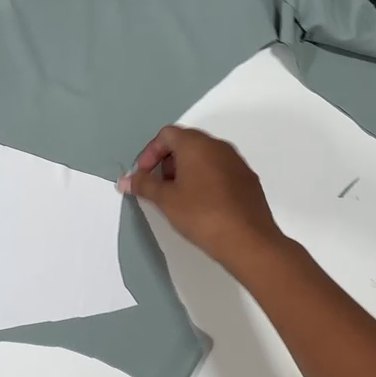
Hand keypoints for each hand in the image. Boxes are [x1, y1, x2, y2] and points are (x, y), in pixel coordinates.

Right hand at [117, 126, 286, 264]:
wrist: (249, 241)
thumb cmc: (201, 215)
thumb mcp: (165, 200)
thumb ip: (143, 185)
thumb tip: (125, 180)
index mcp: (196, 144)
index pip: (166, 135)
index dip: (149, 153)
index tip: (144, 176)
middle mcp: (218, 146)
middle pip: (186, 142)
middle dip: (167, 161)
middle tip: (160, 186)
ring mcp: (237, 162)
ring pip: (204, 156)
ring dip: (186, 170)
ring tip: (179, 196)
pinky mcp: (248, 179)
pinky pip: (220, 169)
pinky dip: (205, 178)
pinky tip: (202, 204)